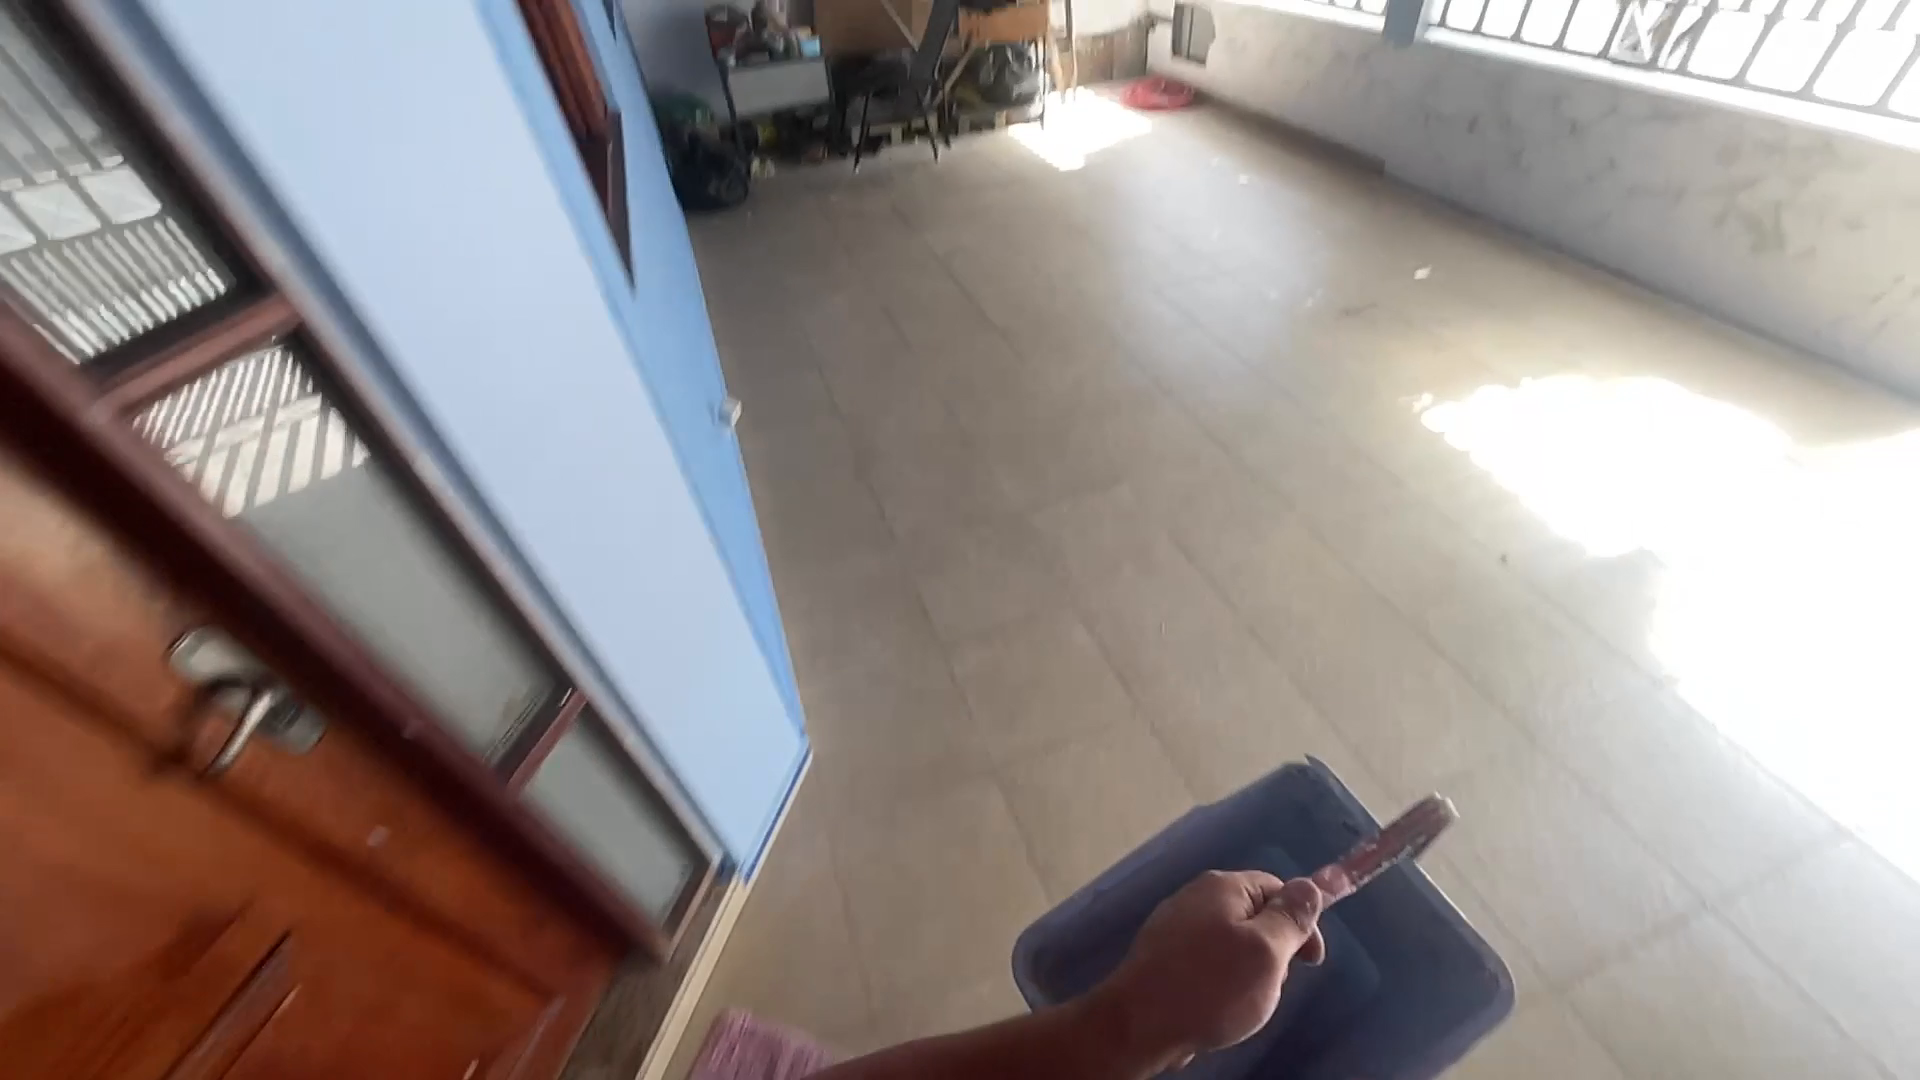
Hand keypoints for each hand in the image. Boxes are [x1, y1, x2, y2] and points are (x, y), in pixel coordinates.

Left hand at [1087, 870, 1326, 1072]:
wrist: (1143, 1018)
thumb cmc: (1212, 984)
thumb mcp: (1266, 952)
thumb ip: (1289, 918)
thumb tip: (1309, 885)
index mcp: (1223, 886)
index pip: (1277, 888)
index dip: (1301, 921)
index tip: (1311, 962)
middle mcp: (1198, 895)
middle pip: (1255, 914)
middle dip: (1274, 950)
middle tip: (1271, 984)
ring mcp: (1178, 922)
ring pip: (1233, 940)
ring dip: (1250, 969)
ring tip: (1244, 1000)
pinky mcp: (1166, 950)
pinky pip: (1209, 957)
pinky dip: (1223, 978)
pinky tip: (1218, 1004)